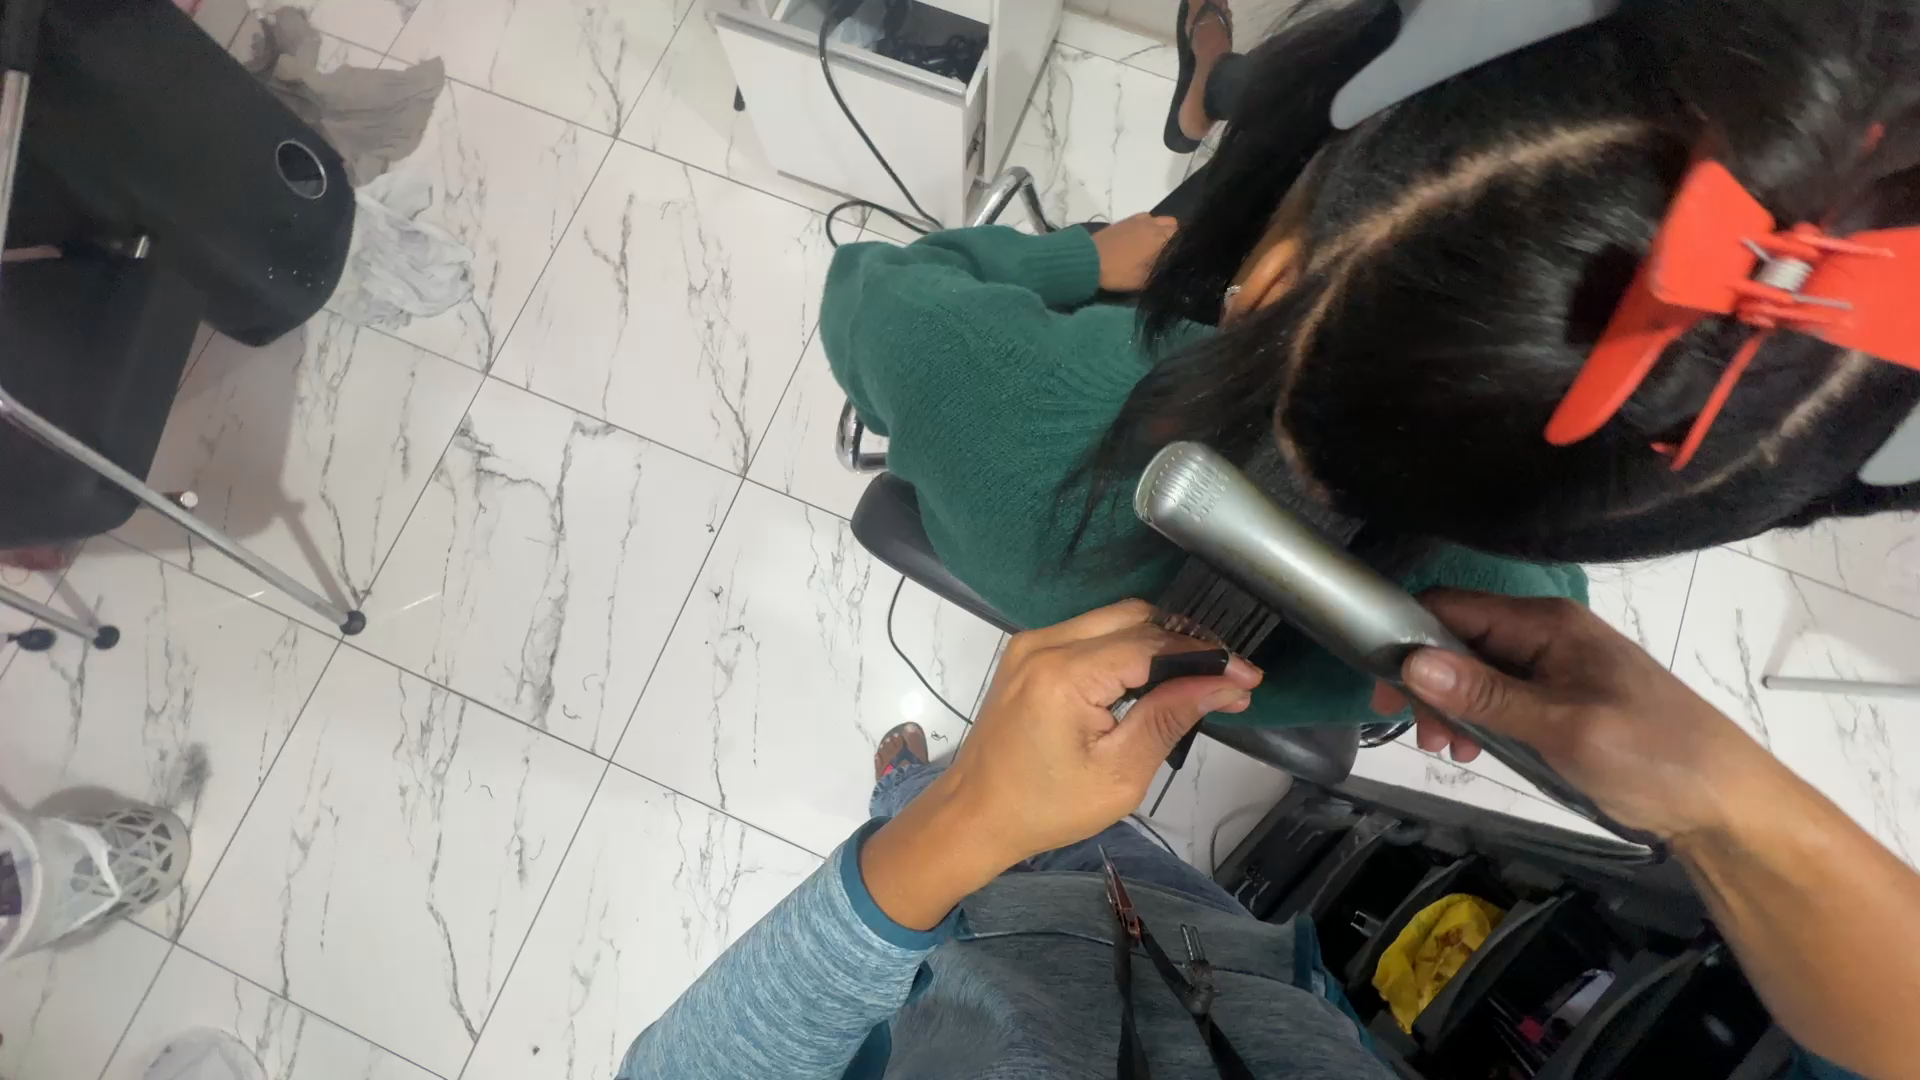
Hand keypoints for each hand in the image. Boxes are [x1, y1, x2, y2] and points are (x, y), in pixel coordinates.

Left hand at [860, 600, 1259, 927]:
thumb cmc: (1046, 807)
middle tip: (1225, 675)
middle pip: (1133, 617)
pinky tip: (1154, 676)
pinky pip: (1089, 633)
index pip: (1151, 644)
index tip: (1248, 677)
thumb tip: (1225, 684)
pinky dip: (1126, 647)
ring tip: (1198, 676)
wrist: (974, 812)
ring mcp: (1032, 642)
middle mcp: (1044, 642)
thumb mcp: (1119, 774)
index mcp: (1064, 673)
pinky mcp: (1028, 651)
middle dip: (1185, 641)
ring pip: (1112, 620)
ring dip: (1157, 641)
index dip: (1205, 656)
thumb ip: (1170, 718)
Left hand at [1092, 214, 1177, 291]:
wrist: (1089, 260)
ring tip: (1152, 245)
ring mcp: (1139, 219)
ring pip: (1158, 221)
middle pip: (1173, 225)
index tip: (1179, 256)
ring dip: (1159, 230)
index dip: (1182, 245)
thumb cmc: (1118, 272)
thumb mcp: (1143, 281)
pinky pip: (1144, 220)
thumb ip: (1160, 273)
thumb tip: (1170, 270)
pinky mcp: (1126, 220)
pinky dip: (1146, 227)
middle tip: (1166, 251)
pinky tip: (1139, 239)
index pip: (1182, 236)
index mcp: (1161, 238)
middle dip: (1173, 236)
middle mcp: (1153, 224)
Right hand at [1372, 590, 1782, 843]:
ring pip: (1466, 670)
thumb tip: (1411, 662)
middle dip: (1425, 683)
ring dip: (1446, 706)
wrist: (1732, 810)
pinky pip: (1491, 695)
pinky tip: (1471, 748)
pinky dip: (1471, 719)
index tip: (1383, 686)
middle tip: (1419, 731)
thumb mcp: (1563, 727)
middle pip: (1452, 640)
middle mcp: (1540, 633)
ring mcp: (1548, 664)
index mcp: (1545, 623)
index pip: (1449, 607)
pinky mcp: (1552, 695)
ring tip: (1448, 747)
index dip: (1406, 637)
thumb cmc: (1654, 758)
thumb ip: (1485, 694)